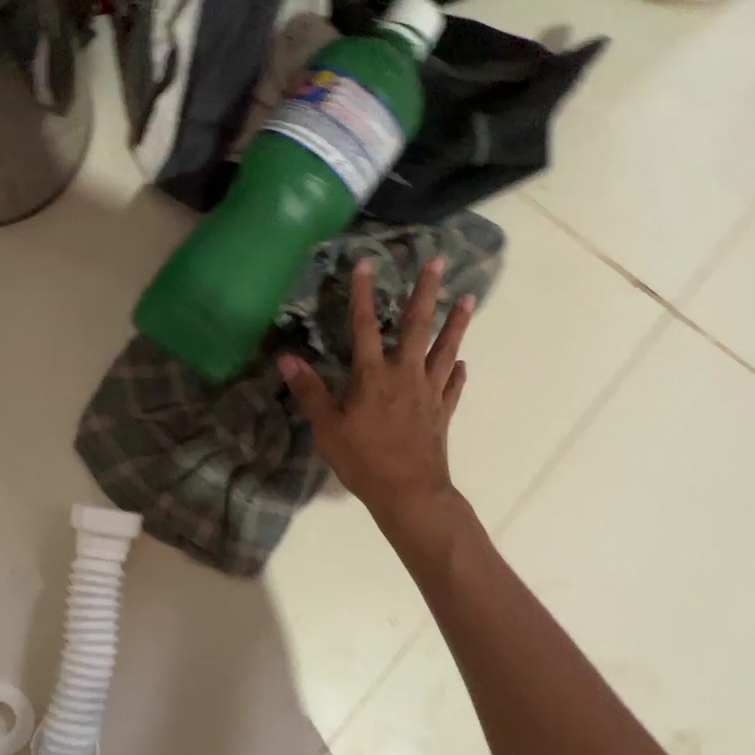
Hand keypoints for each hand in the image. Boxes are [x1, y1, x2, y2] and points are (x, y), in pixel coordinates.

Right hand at [279, 256, 475, 530]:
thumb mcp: (327, 428)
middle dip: (426, 292)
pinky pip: (452, 386)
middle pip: (417, 326)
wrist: (410, 493)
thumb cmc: (364, 461)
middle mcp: (405, 375)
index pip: (365, 326)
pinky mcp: (442, 413)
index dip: (363, 294)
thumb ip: (309, 391)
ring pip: (445, 349)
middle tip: (437, 261)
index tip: (367, 263)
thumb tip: (286, 358)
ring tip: (469, 299)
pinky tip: (461, 363)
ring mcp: (428, 393)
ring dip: (456, 323)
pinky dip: (457, 372)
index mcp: (373, 376)